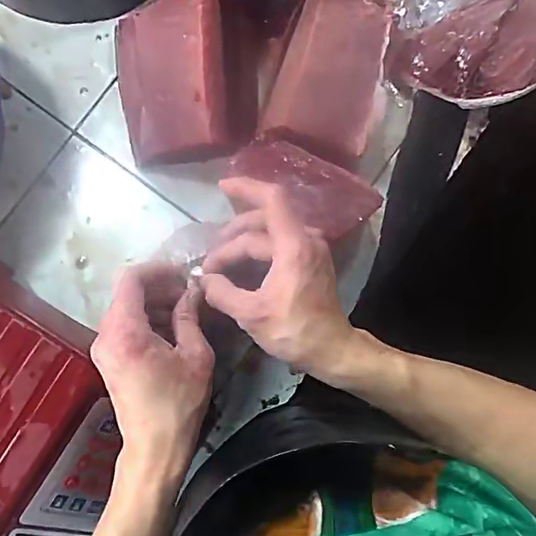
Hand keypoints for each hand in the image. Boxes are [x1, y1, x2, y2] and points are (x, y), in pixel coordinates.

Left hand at [92, 264, 214, 479]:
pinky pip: (125, 327)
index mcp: (125, 331)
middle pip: (128, 293)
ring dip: (155, 304)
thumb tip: (192, 292)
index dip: (158, 269)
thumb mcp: (196, 355)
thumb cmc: (179, 403)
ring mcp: (103, 348)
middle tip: (190, 295)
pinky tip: (173, 332)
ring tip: (186, 314)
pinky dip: (148, 321)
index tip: (183, 274)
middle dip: (160, 288)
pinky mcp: (109, 359)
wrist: (155, 445)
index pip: (131, 278)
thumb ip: (190, 317)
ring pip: (127, 309)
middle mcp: (105, 335)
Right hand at [199, 178, 360, 378]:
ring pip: (272, 231)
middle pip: (264, 219)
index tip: (221, 186)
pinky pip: (281, 243)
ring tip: (220, 263)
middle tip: (210, 259)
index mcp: (294, 246)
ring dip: (244, 242)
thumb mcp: (251, 315)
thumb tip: (204, 279)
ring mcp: (312, 249)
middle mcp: (306, 239)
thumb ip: (222, 292)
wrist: (331, 349)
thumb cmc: (294, 331)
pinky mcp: (312, 260)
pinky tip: (241, 267)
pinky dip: (259, 249)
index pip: (271, 200)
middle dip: (233, 234)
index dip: (246, 187)